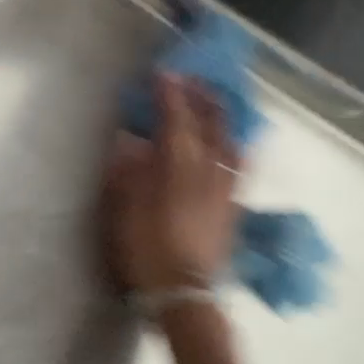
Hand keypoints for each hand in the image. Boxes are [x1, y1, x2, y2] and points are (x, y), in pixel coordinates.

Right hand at [103, 73, 241, 293]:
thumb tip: (129, 140)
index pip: (177, 118)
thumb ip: (127, 169)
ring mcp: (226, 187)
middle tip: (190, 80)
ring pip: (231, 140)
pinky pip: (239, 162)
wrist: (184, 291)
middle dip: (202, 97)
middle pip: (212, 123)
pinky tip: (230, 143)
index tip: (162, 72)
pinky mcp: (233, 204)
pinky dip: (233, 142)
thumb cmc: (145, 247)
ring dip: (223, 116)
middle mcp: (209, 169)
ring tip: (214, 104)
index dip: (170, 93)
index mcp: (179, 166)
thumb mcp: (123, 207)